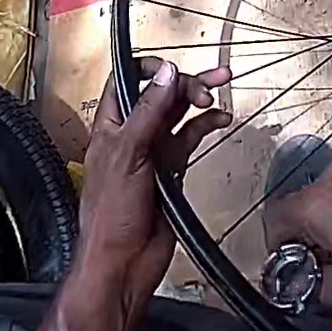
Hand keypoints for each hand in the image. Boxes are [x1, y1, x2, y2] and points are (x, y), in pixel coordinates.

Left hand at [77, 58, 231, 304]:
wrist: (124, 263)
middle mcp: (134, 131)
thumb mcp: (128, 154)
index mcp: (112, 123)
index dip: (148, 67)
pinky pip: (193, 136)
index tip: (171, 67)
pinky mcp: (173, 165)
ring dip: (201, 97)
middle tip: (206, 88)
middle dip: (185, 83)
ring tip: (221, 85)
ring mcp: (155, 148)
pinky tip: (221, 119)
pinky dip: (208, 124)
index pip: (126, 78)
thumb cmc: (110, 215)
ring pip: (180, 111)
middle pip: (161, 92)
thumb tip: (165, 74)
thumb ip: (148, 111)